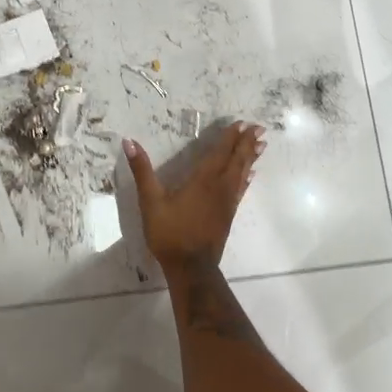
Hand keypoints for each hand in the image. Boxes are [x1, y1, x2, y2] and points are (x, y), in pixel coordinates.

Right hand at [123, 122, 265, 272]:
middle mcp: (219, 188)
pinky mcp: (228, 215)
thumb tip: (129, 141)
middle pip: (237, 161)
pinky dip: (247, 178)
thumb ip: (142, 170)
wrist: (191, 268)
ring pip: (242, 174)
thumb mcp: (150, 201)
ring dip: (251, 157)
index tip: (242, 123)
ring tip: (261, 145)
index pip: (220, 153)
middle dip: (246, 143)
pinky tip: (251, 175)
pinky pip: (241, 190)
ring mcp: (227, 203)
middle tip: (259, 128)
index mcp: (203, 180)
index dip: (230, 137)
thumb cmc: (170, 233)